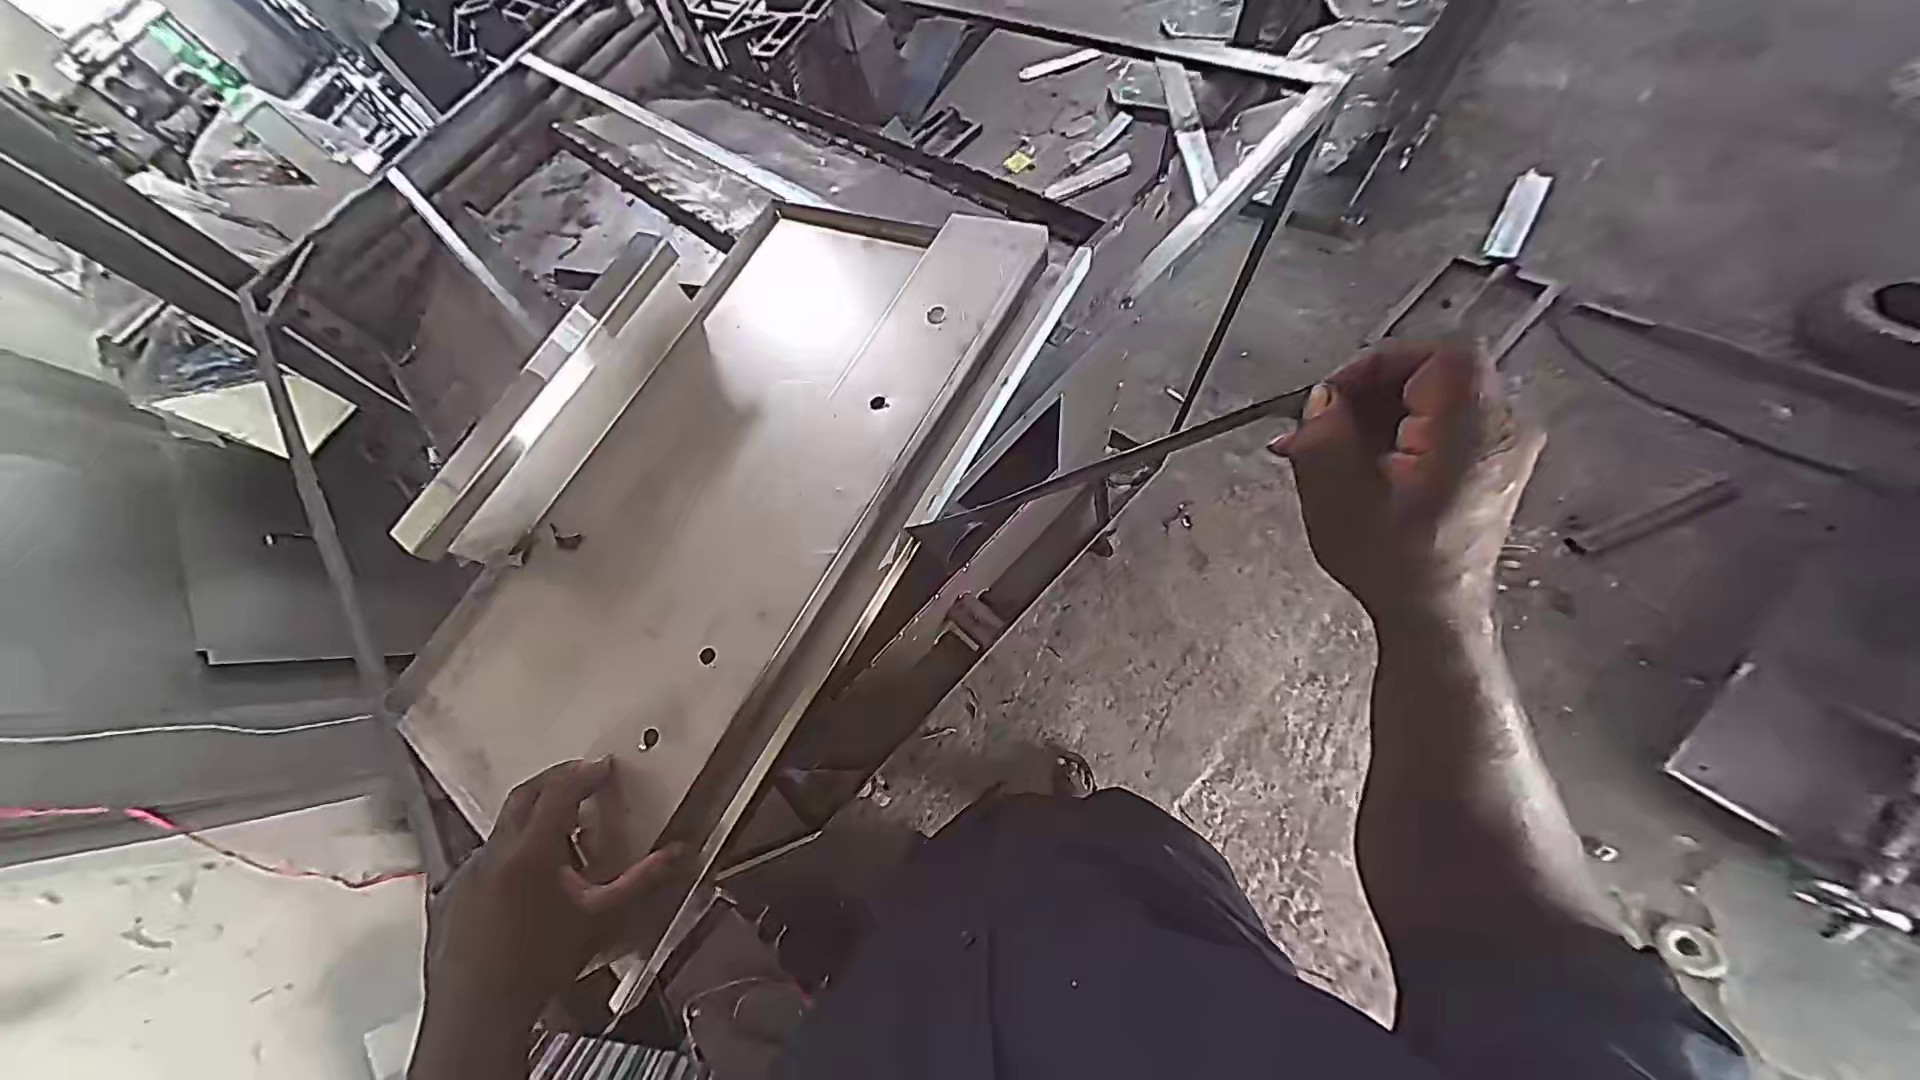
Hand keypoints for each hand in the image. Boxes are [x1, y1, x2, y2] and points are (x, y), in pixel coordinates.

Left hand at [412, 759, 677, 1078]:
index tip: (605, 767)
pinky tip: (529, 877)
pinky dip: (512, 849)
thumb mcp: (602, 917)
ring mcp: (465, 876)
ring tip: (564, 833)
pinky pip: (484, 857)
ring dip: (534, 817)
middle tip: (584, 778)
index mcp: (530, 853)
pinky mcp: (449, 898)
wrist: (477, 1019)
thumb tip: (680, 852)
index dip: (585, 774)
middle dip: (556, 779)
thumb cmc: (542, 964)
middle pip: (524, 796)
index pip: (559, 792)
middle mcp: (492, 855)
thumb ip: (643, 880)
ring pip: (503, 827)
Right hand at [1270, 340, 1541, 623]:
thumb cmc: (1389, 563)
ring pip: (1429, 398)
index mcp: (1472, 436)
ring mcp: (1500, 446)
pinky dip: (1391, 432)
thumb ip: (1323, 436)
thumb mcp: (1335, 498)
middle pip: (1432, 374)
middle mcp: (1502, 432)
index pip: (1441, 354)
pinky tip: (1355, 462)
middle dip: (1364, 394)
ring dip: (1371, 415)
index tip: (1334, 394)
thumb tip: (1323, 399)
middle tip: (1317, 427)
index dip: (1379, 361)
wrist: (1431, 610)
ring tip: (1326, 450)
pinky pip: (1437, 423)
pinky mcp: (1487, 461)